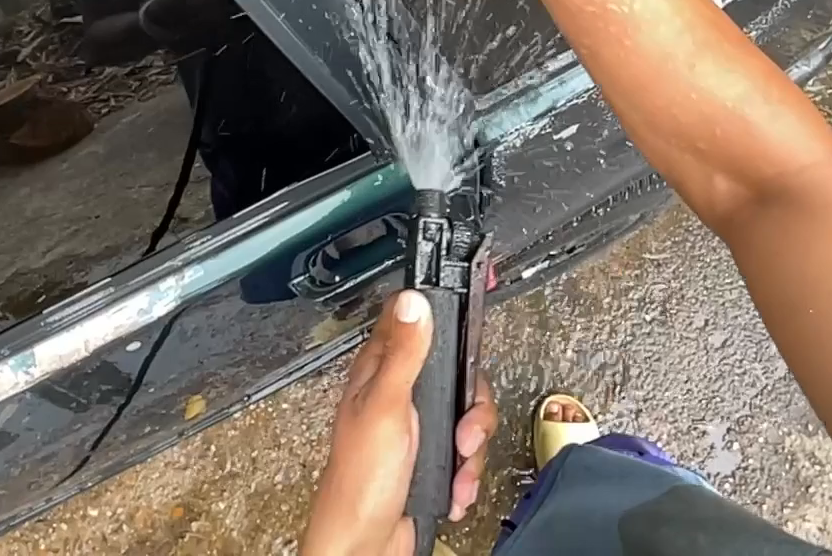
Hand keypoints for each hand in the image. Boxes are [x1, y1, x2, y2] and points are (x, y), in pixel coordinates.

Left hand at [301, 291, 498, 555]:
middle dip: (473, 406)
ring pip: (465, 411)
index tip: (467, 325)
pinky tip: (454, 486)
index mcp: (382, 368)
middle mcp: (400, 390)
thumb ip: (404, 353)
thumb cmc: (359, 480)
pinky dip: (466, 470)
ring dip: (472, 446)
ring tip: (460, 465)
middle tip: (465, 431)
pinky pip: (464, 449)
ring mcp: (416, 423)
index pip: (416, 320)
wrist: (363, 547)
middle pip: (456, 371)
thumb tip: (414, 300)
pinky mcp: (429, 454)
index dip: (442, 317)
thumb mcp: (386, 406)